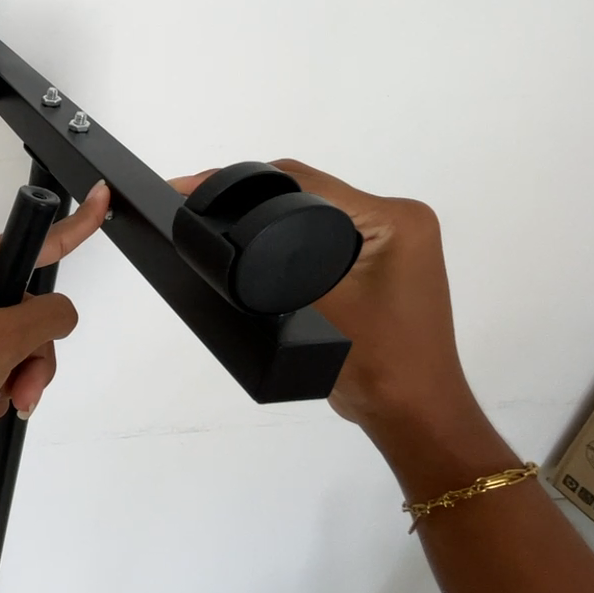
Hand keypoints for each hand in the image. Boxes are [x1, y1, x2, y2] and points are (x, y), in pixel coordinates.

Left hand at [0, 183, 111, 458]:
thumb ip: (49, 317)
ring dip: (11, 376)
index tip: (102, 196)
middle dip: (31, 355)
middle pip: (25, 308)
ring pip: (7, 339)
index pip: (34, 242)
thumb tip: (59, 312)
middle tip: (24, 390)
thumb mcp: (3, 342)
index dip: (75, 226)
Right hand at [171, 161, 479, 438]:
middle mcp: (396, 219)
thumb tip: (217, 235)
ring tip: (211, 226)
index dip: (239, 182)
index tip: (185, 187)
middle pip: (303, 189)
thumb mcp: (317, 304)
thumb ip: (271, 262)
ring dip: (264, 216)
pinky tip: (251, 249)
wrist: (408, 411)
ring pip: (307, 210)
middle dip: (247, 196)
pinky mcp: (370, 261)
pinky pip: (317, 233)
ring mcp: (386, 241)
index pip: (302, 181)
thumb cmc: (378, 362)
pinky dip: (283, 237)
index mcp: (395, 219)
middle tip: (188, 204)